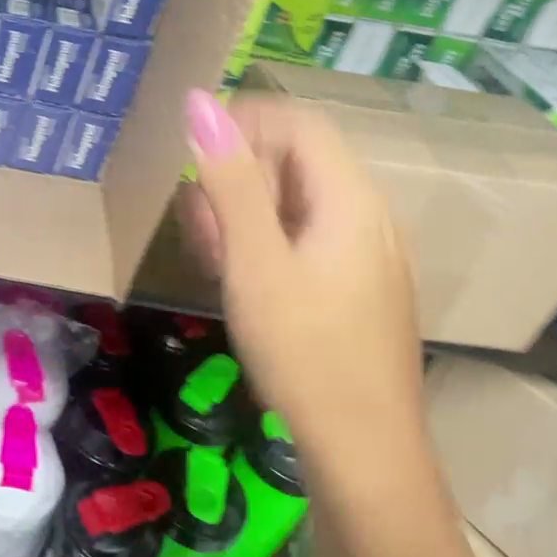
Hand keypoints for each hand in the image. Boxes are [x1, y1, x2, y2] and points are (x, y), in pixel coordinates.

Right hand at [175, 89, 421, 429]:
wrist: (364, 453)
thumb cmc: (305, 352)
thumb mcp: (255, 262)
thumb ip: (228, 181)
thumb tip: (199, 103)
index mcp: (350, 200)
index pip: (298, 124)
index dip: (242, 122)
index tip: (190, 152)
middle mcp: (366, 216)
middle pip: (296, 163)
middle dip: (237, 178)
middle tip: (196, 223)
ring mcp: (365, 256)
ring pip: (295, 206)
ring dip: (244, 216)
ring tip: (209, 257)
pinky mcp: (355, 290)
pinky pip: (304, 242)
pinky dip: (264, 247)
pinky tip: (238, 283)